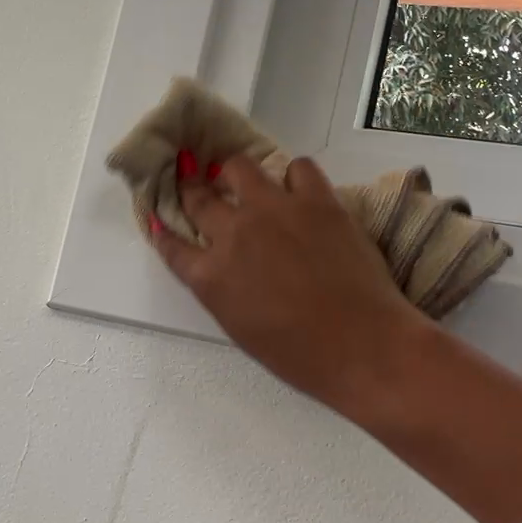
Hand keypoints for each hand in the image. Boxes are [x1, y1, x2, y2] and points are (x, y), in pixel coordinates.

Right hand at [148, 154, 432, 418]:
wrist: (360, 345)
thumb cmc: (298, 355)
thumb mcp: (240, 328)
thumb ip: (222, 291)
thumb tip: (219, 269)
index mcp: (210, 278)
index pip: (173, 246)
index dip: (164, 232)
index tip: (161, 219)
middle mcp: (233, 234)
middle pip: (198, 199)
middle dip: (190, 188)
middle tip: (192, 179)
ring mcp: (274, 210)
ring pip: (239, 167)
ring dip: (235, 172)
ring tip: (242, 176)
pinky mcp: (316, 200)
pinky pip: (298, 167)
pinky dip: (294, 176)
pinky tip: (298, 189)